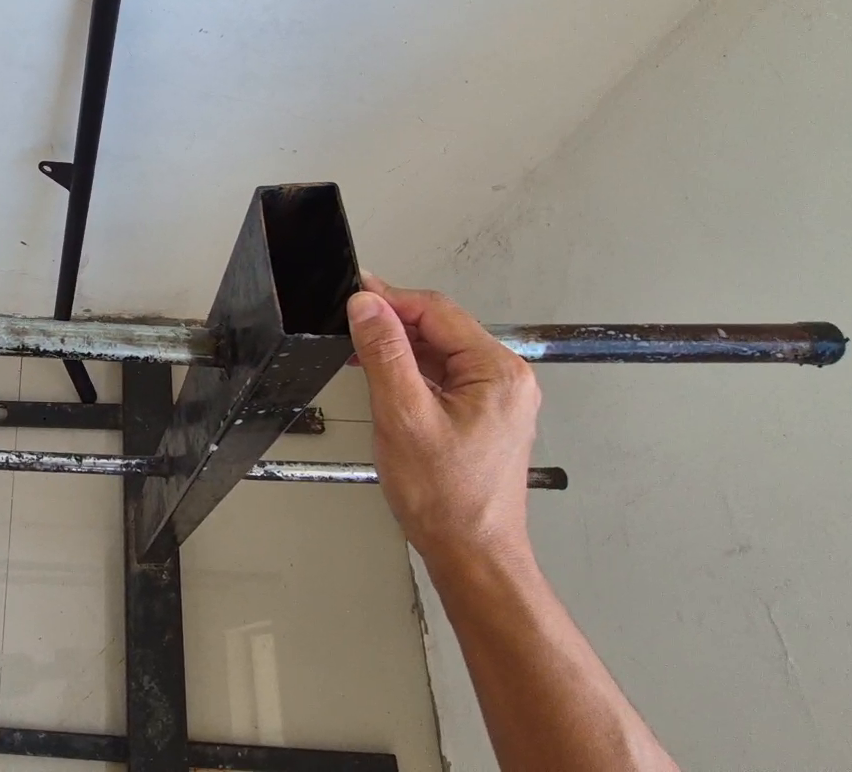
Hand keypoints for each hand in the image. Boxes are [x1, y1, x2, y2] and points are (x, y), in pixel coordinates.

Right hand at [346, 275, 541, 568]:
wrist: (471, 553)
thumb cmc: (445, 496)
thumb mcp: (402, 414)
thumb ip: (384, 353)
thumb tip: (367, 304)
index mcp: (497, 371)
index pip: (436, 311)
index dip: (388, 299)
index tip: (350, 297)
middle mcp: (504, 378)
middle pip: (439, 327)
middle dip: (391, 322)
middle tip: (347, 325)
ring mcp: (494, 397)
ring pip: (437, 350)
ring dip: (397, 347)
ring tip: (358, 352)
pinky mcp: (480, 414)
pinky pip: (441, 374)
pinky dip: (408, 370)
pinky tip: (381, 377)